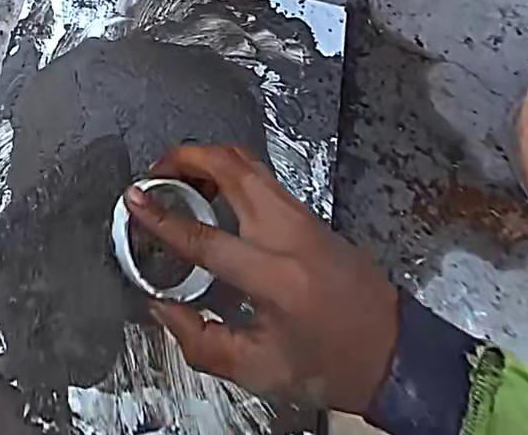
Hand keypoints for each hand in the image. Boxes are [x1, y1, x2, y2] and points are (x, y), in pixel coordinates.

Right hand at [123, 145, 398, 411]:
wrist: (392, 345)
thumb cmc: (330, 363)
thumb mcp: (263, 371)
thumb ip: (203, 342)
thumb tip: (161, 307)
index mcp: (276, 278)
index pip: (207, 239)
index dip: (163, 218)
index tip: (135, 197)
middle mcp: (286, 231)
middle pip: (231, 168)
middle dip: (187, 157)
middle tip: (156, 171)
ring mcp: (299, 212)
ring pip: (247, 160)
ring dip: (207, 156)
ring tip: (178, 175)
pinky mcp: (305, 208)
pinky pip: (259, 171)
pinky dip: (227, 166)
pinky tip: (211, 187)